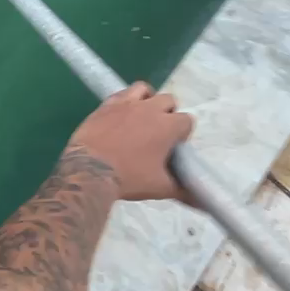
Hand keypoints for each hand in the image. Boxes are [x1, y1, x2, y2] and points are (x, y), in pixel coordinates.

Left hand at [65, 83, 192, 201]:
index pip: (187, 120)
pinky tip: (123, 113)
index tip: (174, 146)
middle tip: (159, 133)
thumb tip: (199, 201)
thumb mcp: (160, 187)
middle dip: (168, 113)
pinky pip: (122, 92)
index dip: (182, 133)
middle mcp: (150, 108)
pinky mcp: (108, 102)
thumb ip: (183, 190)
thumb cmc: (129, 178)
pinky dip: (127, 99)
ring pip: (145, 89)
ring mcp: (127, 102)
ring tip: (143, 116)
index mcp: (167, 126)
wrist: (90, 169)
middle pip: (168, 100)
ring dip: (148, 99)